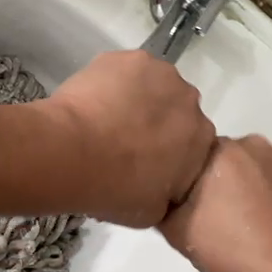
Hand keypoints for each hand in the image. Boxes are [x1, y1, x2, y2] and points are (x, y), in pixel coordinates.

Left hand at [41, 50, 215, 227]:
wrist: (71, 153)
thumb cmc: (113, 188)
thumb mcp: (151, 213)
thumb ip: (167, 195)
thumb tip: (162, 187)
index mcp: (201, 140)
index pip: (192, 145)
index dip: (168, 152)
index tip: (145, 162)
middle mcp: (189, 101)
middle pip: (175, 110)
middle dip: (155, 122)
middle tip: (123, 139)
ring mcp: (160, 73)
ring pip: (152, 85)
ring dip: (136, 98)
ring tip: (105, 118)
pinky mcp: (128, 58)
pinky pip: (125, 70)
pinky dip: (112, 81)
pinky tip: (92, 100)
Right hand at [159, 136, 271, 271]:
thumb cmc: (232, 250)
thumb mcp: (176, 232)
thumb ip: (160, 204)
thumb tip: (158, 193)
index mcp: (219, 150)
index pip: (190, 154)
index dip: (185, 179)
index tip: (187, 203)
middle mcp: (252, 144)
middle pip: (221, 157)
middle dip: (214, 179)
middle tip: (212, 215)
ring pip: (248, 166)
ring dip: (241, 183)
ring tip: (241, 220)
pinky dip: (266, 191)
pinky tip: (265, 220)